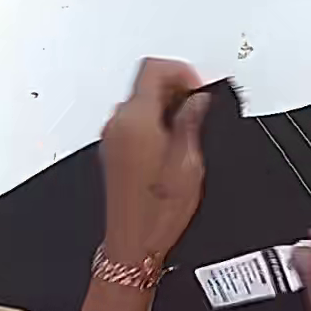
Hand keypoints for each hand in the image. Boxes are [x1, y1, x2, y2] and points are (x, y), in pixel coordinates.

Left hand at [99, 58, 208, 266]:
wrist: (133, 242)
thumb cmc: (158, 211)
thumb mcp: (190, 162)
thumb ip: (192, 122)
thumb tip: (199, 100)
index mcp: (136, 120)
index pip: (153, 68)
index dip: (181, 70)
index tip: (199, 87)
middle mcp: (118, 124)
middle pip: (145, 82)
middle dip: (175, 87)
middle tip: (199, 104)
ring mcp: (112, 137)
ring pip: (139, 101)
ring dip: (165, 104)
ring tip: (189, 125)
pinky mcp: (112, 150)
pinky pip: (132, 120)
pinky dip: (153, 119)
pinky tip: (173, 140)